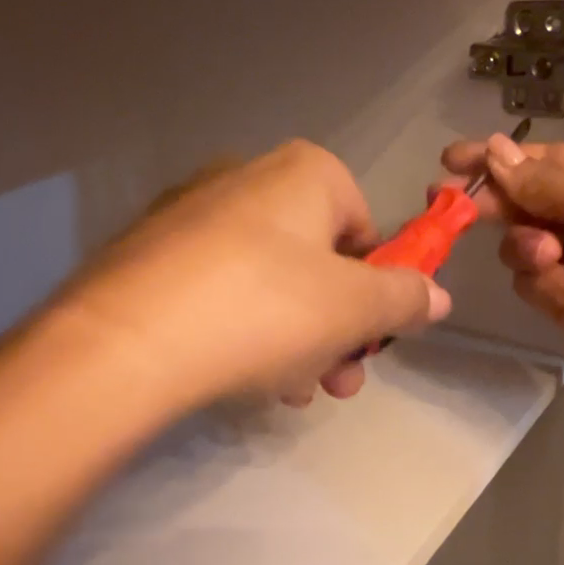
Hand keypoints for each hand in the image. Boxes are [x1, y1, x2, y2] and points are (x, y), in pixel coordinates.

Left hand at [51, 141, 450, 408]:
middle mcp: (246, 176)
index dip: (376, 289)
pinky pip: (215, 288)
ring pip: (266, 280)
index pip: (365, 229)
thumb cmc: (263, 310)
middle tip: (335, 383)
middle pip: (314, 260)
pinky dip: (238, 327)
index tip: (370, 342)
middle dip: (335, 328)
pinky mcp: (149, 252)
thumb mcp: (353, 310)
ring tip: (288, 392)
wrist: (127, 341)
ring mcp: (190, 212)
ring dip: (292, 339)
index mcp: (305, 172)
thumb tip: (436, 294)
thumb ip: (404, 299)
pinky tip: (237, 376)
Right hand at [440, 134, 563, 417]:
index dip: (499, 159)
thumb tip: (495, 151)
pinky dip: (550, 288)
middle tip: (457, 209)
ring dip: (532, 251)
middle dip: (499, 205)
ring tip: (555, 261)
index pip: (546, 160)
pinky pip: (534, 283)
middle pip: (527, 200)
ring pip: (522, 245)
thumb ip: (545, 183)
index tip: (452, 160)